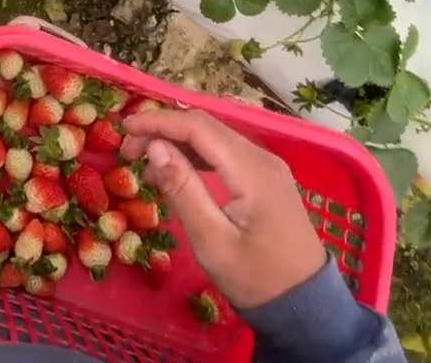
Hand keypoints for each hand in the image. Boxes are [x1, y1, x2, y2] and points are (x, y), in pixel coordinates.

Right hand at [121, 109, 327, 309]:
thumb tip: (154, 146)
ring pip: (213, 135)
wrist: (306, 308)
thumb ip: (183, 190)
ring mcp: (266, 165)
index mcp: (252, 170)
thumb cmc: (257, 279)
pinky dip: (195, 152)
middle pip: (205, 125)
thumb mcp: (213, 242)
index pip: (198, 126)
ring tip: (145, 159)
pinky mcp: (265, 176)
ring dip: (177, 139)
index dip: (158, 121)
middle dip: (163, 129)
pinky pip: (224, 150)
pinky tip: (176, 169)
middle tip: (129, 149)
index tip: (124, 129)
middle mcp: (262, 157)